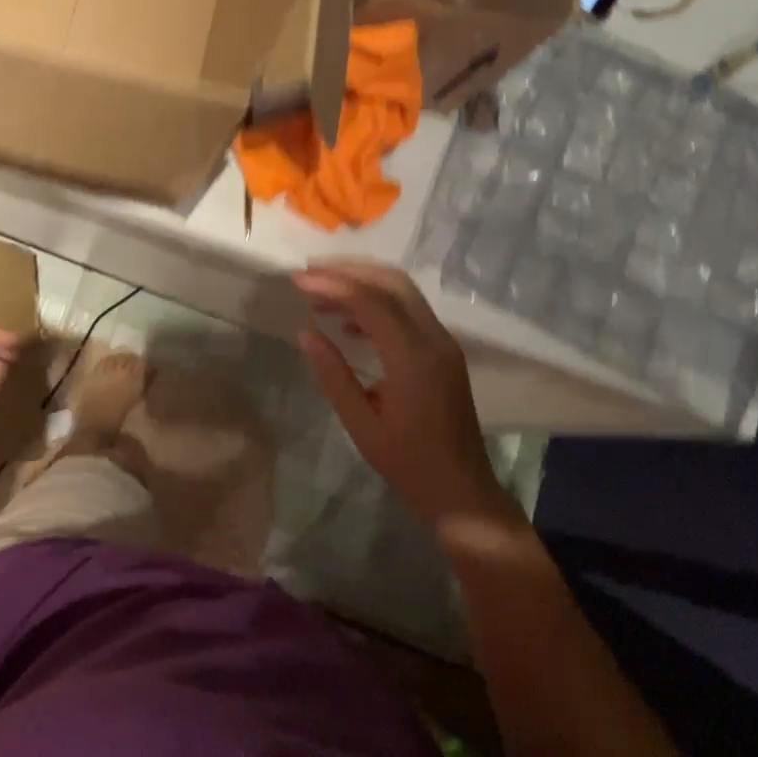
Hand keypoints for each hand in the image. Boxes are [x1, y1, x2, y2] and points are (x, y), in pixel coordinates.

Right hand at [294, 262, 514, 531]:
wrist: (460, 488)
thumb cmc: (407, 461)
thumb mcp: (359, 422)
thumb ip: (332, 374)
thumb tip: (306, 333)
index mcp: (413, 359)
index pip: (371, 302)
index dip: (332, 285)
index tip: (297, 280)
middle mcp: (434, 341)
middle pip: (393, 283)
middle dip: (349, 270)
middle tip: (309, 273)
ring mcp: (443, 343)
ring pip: (403, 292)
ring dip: (362, 283)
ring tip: (319, 292)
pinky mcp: (443, 351)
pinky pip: (409, 311)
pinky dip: (376, 302)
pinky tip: (346, 320)